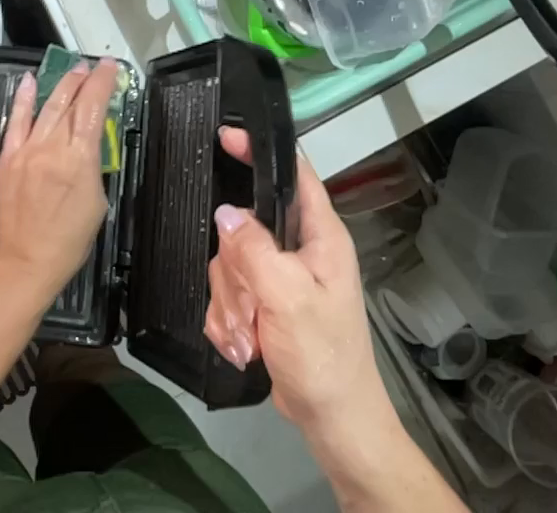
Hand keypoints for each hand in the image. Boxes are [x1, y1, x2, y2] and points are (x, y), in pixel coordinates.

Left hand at [0, 59, 118, 308]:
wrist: (24, 260)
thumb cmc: (69, 241)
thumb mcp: (97, 203)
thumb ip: (93, 168)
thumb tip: (88, 147)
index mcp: (80, 159)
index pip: (93, 108)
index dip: (103, 83)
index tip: (110, 68)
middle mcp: (52, 147)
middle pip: (70, 102)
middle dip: (84, 79)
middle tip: (94, 66)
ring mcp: (27, 150)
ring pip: (46, 107)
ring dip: (61, 84)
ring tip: (73, 69)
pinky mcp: (7, 157)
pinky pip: (15, 121)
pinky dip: (23, 99)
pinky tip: (29, 81)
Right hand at [204, 127, 392, 436]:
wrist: (331, 420)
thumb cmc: (323, 356)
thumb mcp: (288, 298)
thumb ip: (254, 249)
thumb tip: (226, 212)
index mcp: (320, 236)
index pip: (293, 174)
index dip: (260, 151)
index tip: (225, 136)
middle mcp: (299, 249)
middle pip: (243, 226)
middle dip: (234, 270)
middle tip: (249, 302)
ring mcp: (279, 276)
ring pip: (229, 263)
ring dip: (231, 302)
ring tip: (251, 334)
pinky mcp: (263, 302)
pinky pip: (227, 292)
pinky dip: (229, 320)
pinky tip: (245, 344)